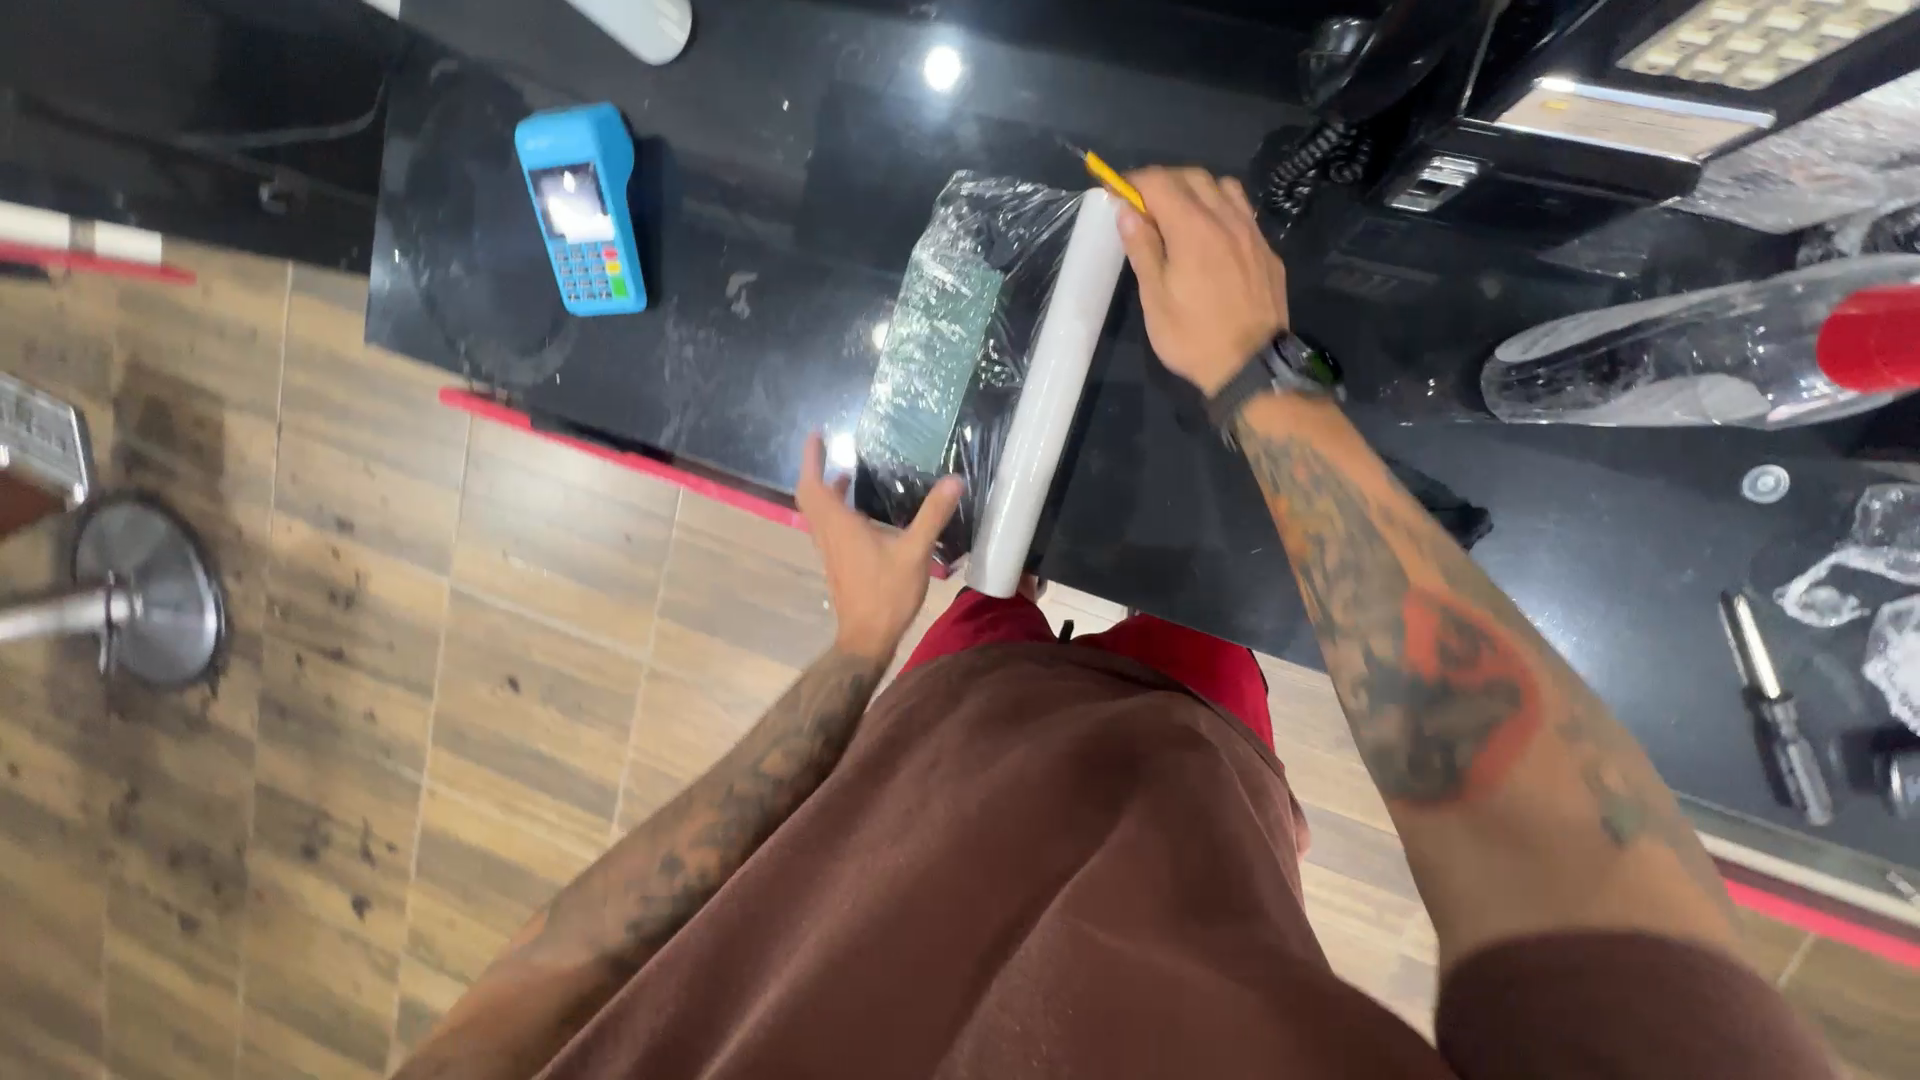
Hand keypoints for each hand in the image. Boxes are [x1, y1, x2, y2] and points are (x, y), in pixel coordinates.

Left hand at [795, 432, 963, 662]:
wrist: (867, 637)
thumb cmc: (886, 593)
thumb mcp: (914, 552)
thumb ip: (932, 515)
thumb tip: (954, 481)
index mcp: (840, 525)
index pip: (813, 484)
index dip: (811, 458)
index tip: (817, 435)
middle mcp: (828, 534)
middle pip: (810, 496)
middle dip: (816, 471)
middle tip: (828, 451)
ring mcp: (830, 551)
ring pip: (818, 513)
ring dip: (826, 492)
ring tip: (847, 476)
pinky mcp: (838, 563)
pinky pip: (829, 528)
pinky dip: (836, 511)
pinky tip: (863, 516)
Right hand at [1115, 168, 1289, 397]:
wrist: (1249, 365)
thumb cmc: (1192, 337)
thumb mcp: (1155, 298)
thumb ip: (1143, 249)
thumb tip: (1127, 211)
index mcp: (1193, 229)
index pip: (1160, 183)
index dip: (1132, 181)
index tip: (1114, 191)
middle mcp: (1226, 220)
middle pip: (1194, 177)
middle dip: (1163, 181)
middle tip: (1142, 204)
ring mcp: (1252, 234)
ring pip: (1224, 188)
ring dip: (1196, 190)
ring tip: (1179, 214)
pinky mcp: (1267, 252)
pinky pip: (1243, 213)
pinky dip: (1220, 210)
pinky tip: (1211, 237)